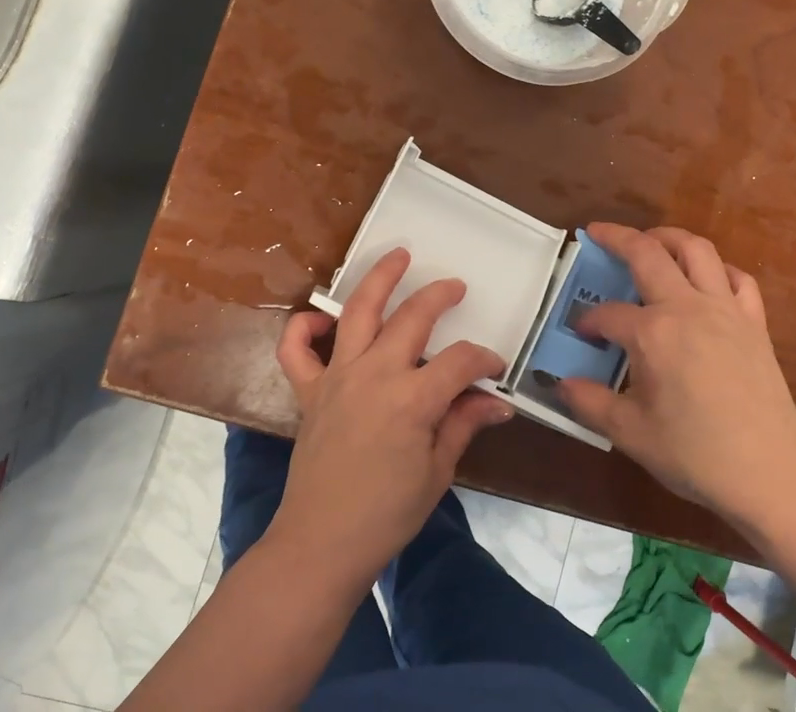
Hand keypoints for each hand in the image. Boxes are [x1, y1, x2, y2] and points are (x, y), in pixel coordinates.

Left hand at [269, 248, 513, 580]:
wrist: (323, 541)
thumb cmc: (388, 513)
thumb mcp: (438, 471)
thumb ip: (463, 424)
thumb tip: (499, 402)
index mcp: (413, 399)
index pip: (459, 361)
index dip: (483, 359)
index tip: (494, 368)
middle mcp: (374, 374)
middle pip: (411, 318)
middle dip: (439, 296)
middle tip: (455, 287)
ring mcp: (336, 377)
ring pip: (356, 312)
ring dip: (378, 279)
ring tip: (397, 255)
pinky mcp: (308, 391)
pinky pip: (296, 349)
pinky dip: (305, 327)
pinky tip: (324, 318)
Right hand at [553, 223, 795, 510]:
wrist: (769, 471)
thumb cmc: (694, 454)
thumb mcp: (629, 433)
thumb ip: (590, 402)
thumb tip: (561, 383)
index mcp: (652, 333)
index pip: (607, 314)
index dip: (588, 321)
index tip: (581, 336)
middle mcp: (687, 307)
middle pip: (648, 253)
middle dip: (617, 238)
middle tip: (597, 234)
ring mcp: (726, 310)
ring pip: (697, 250)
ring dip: (668, 237)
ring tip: (650, 240)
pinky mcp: (755, 323)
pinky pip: (737, 278)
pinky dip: (718, 269)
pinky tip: (706, 279)